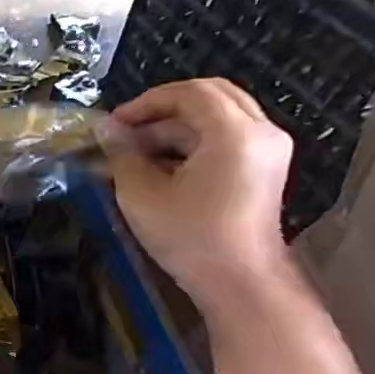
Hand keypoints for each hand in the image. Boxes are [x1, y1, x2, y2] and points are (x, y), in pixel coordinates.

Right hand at [104, 79, 294, 309]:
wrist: (238, 280)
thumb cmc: (189, 236)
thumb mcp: (141, 194)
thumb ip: (123, 155)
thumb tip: (107, 131)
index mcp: (235, 133)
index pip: (190, 92)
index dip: (146, 102)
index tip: (113, 124)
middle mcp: (261, 132)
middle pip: (210, 97)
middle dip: (162, 109)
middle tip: (126, 130)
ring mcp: (268, 150)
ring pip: (217, 118)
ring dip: (174, 128)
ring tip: (135, 152)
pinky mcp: (263, 169)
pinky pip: (226, 139)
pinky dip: (191, 143)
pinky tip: (159, 166)